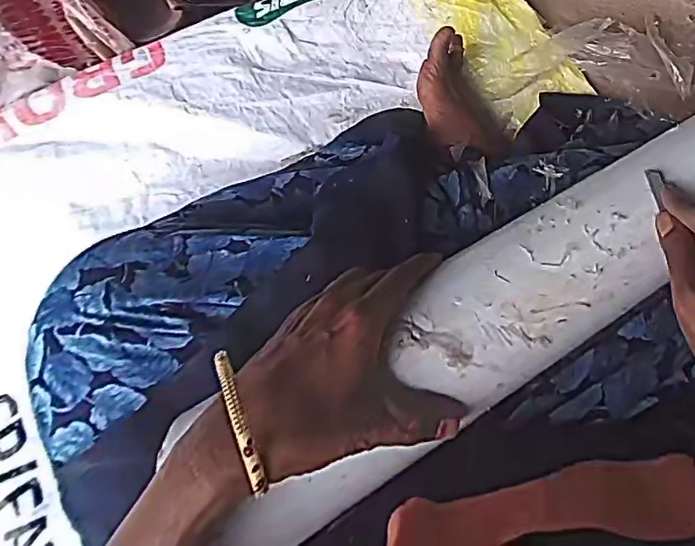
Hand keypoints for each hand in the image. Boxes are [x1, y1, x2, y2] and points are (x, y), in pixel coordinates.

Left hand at [230, 254, 465, 482]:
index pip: (398, 278)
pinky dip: (342, 294)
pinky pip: (324, 295)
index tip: (434, 261)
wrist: (242, 432)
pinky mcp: (289, 324)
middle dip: (398, 273)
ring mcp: (309, 313)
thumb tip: (451, 421)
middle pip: (374, 274)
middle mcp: (335, 307)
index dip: (420, 266)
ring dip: (368, 281)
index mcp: (360, 322)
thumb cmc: (303, 427)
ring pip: (347, 281)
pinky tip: (341, 317)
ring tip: (382, 297)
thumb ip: (416, 422)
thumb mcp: (369, 428)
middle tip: (415, 284)